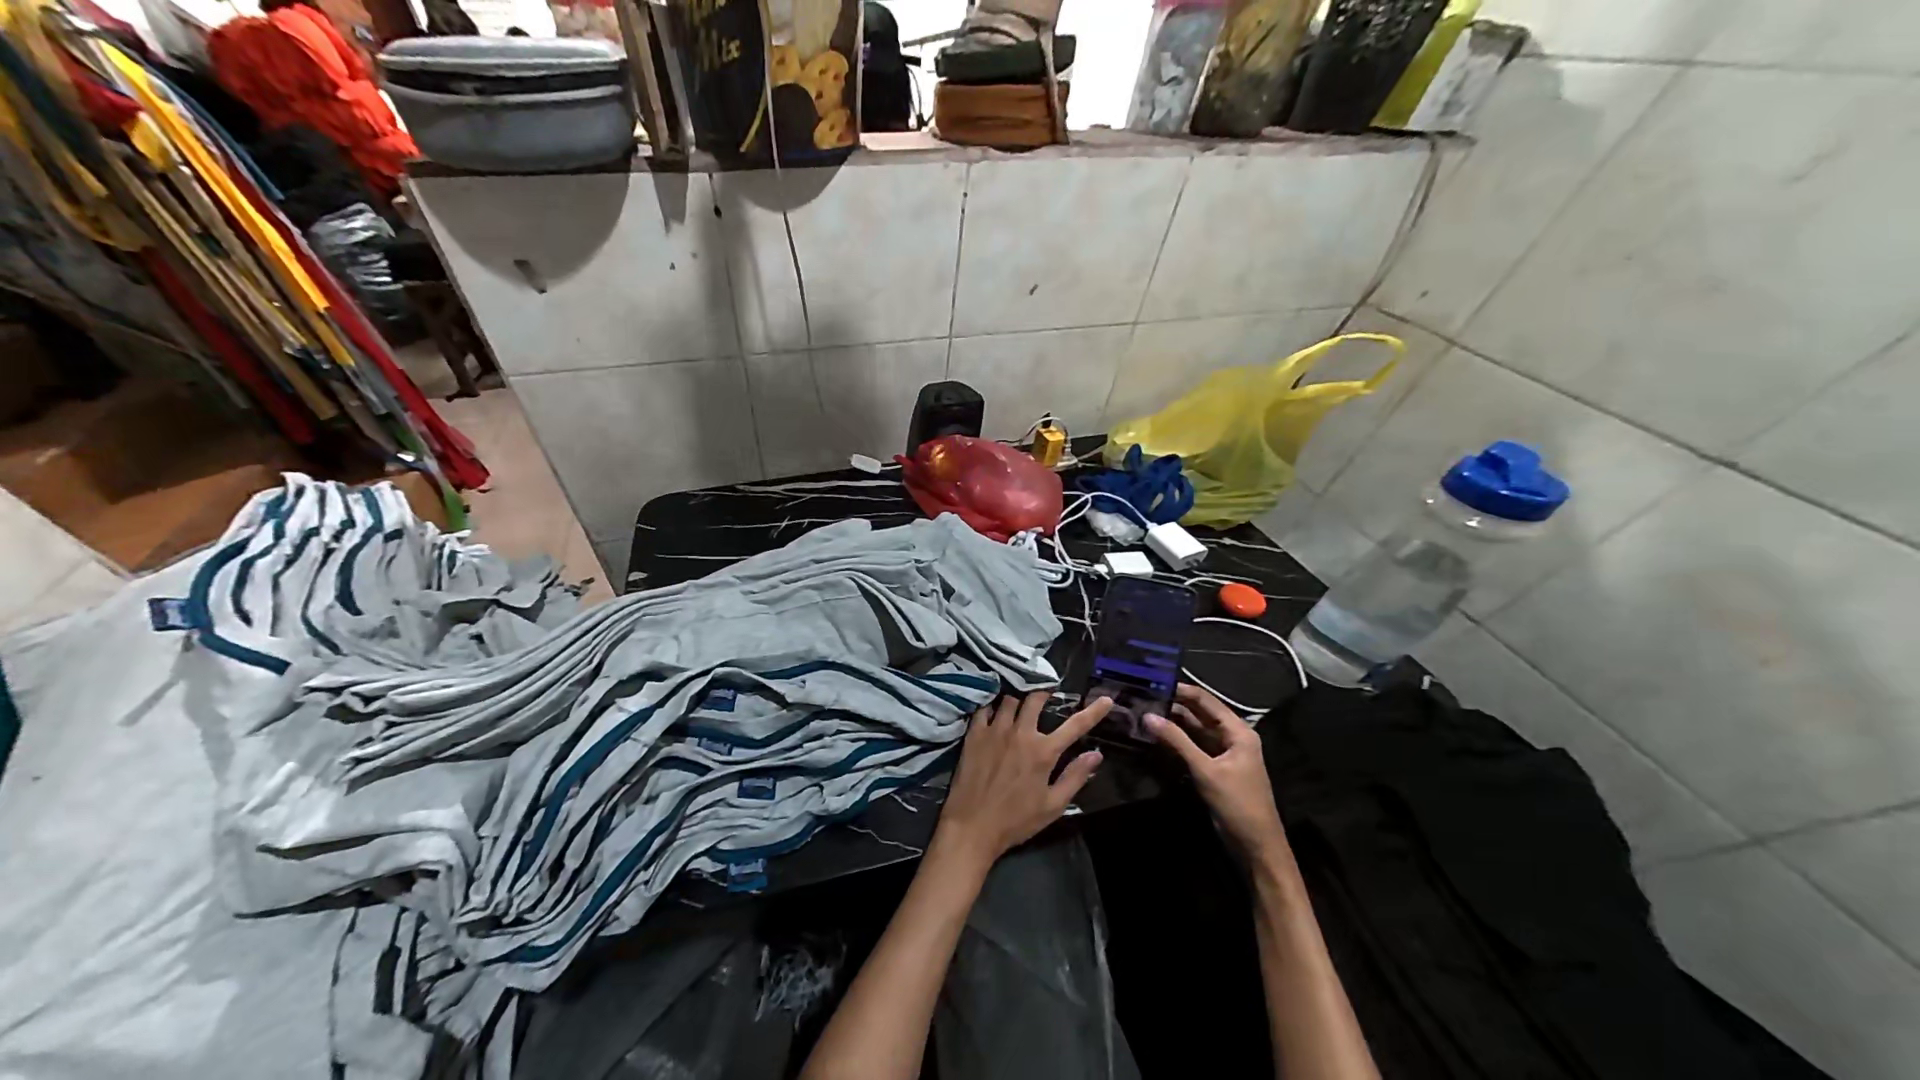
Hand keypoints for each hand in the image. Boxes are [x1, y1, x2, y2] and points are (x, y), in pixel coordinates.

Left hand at [933, 691, 1109, 870]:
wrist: (972, 827)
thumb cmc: (1016, 820)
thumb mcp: (1053, 805)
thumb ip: (1075, 777)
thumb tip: (1096, 755)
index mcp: (1044, 751)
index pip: (1075, 725)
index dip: (1093, 711)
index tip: (1107, 700)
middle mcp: (1021, 733)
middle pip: (1035, 699)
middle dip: (1044, 694)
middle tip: (1047, 696)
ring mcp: (995, 731)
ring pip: (1009, 699)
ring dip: (1018, 699)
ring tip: (1020, 704)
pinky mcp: (974, 735)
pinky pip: (984, 708)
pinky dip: (991, 705)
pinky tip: (993, 711)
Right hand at [1145, 684, 1287, 862]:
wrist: (1257, 845)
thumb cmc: (1237, 803)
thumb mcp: (1205, 770)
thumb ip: (1177, 741)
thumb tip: (1148, 716)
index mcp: (1239, 731)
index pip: (1206, 701)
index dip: (1182, 690)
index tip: (1154, 682)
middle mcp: (1233, 737)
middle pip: (1201, 714)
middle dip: (1175, 705)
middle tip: (1144, 696)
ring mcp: (1224, 753)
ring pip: (1196, 730)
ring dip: (1174, 723)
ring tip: (1145, 711)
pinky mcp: (1216, 768)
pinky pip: (1195, 746)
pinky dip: (1178, 741)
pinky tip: (1158, 735)